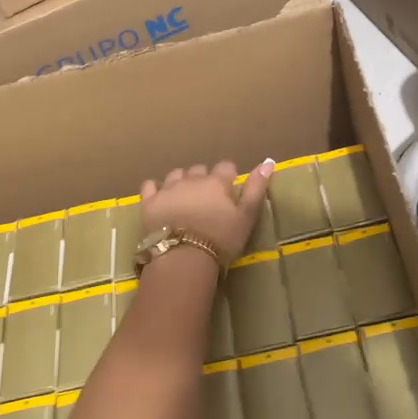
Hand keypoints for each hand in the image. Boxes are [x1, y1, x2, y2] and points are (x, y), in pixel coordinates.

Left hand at [139, 159, 274, 263]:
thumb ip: (257, 188)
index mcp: (217, 182)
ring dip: (182, 182)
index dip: (229, 177)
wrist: (183, 258)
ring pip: (176, 175)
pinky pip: (150, 186)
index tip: (230, 191)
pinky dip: (155, 189)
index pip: (226, 167)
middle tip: (208, 200)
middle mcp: (192, 179)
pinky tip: (160, 198)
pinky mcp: (149, 202)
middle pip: (199, 170)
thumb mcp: (247, 217)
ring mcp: (168, 189)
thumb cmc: (221, 240)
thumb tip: (269, 161)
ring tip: (185, 199)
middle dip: (204, 179)